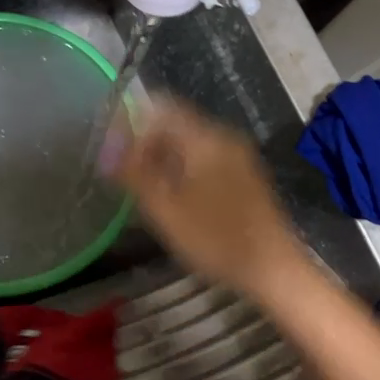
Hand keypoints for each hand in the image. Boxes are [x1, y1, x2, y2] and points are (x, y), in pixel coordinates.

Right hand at [108, 98, 307, 292]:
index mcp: (205, 139)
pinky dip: (180, 169)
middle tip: (121, 173)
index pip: (160, 109)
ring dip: (160, 158)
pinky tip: (170, 197)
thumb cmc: (216, 240)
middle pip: (174, 125)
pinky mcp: (243, 175)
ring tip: (141, 188)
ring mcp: (237, 156)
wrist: (273, 270)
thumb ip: (133, 173)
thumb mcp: (165, 209)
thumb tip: (106, 148)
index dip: (130, 122)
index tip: (110, 148)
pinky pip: (202, 158)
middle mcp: (223, 138)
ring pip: (187, 143)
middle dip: (144, 144)